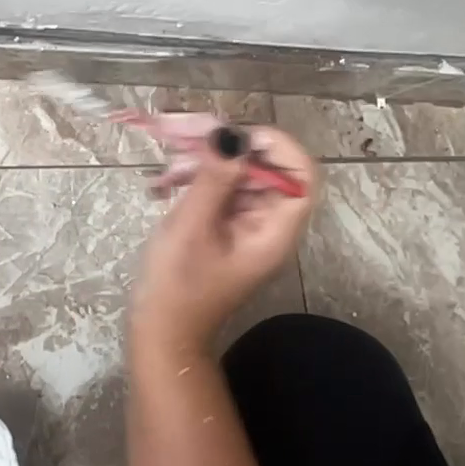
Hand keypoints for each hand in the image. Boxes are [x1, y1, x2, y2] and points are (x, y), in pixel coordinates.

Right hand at [129, 125, 319, 356]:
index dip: (277, 146)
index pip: (301, 176)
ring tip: (168, 161)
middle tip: (186, 134)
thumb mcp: (192, 226)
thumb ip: (214, 178)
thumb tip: (230, 134)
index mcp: (274, 231)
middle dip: (227, 148)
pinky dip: (196, 178)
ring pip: (239, 175)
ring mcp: (246, 226)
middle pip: (266, 170)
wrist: (163, 331)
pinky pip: (221, 190)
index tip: (235, 134)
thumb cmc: (178, 285)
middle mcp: (268, 225)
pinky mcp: (225, 227)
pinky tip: (165, 180)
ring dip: (205, 161)